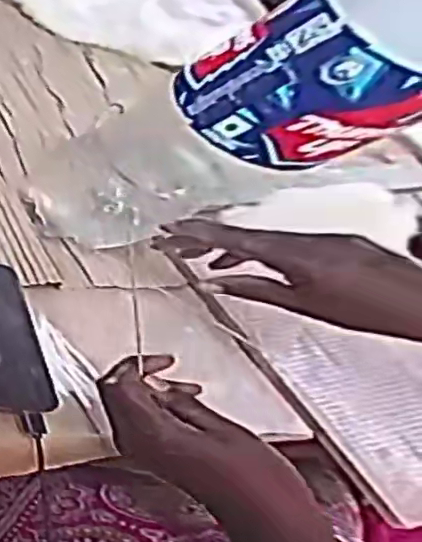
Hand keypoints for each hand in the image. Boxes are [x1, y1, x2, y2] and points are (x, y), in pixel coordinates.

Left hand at [97, 354, 290, 486]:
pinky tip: (180, 407)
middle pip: (112, 395)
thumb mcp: (224, 430)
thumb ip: (182, 403)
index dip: (135, 367)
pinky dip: (148, 408)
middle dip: (136, 377)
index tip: (162, 360)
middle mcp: (131, 441)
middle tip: (169, 370)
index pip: (119, 386)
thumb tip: (157, 384)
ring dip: (145, 392)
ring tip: (186, 390)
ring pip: (120, 407)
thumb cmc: (258, 478)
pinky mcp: (145, 456)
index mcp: (147, 432)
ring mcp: (135, 450)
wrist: (267, 520)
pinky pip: (132, 422)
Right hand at [156, 219, 421, 341]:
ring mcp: (328, 240)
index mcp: (297, 253)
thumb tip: (212, 283)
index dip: (196, 233)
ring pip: (264, 237)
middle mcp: (312, 239)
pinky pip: (286, 241)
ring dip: (229, 245)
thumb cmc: (373, 309)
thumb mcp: (302, 303)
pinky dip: (258, 249)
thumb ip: (253, 289)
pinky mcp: (339, 245)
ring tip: (201, 256)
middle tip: (172, 242)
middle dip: (205, 237)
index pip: (234, 238)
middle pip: (246, 233)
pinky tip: (246, 260)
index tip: (168, 231)